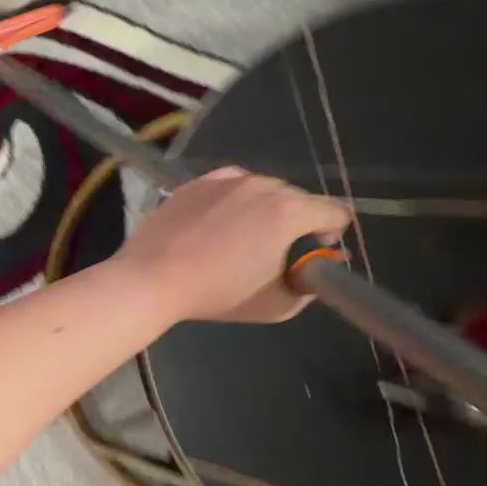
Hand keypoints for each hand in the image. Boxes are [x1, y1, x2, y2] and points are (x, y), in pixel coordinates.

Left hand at [115, 167, 350, 323]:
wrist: (151, 279)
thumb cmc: (217, 293)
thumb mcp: (277, 304)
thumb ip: (307, 285)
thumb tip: (312, 271)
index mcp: (289, 211)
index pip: (334, 213)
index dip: (330, 236)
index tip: (310, 256)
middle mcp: (260, 185)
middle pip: (298, 198)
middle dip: (295, 222)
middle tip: (272, 251)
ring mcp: (223, 181)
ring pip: (261, 189)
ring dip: (263, 209)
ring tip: (241, 237)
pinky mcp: (193, 184)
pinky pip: (228, 185)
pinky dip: (232, 200)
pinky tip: (218, 222)